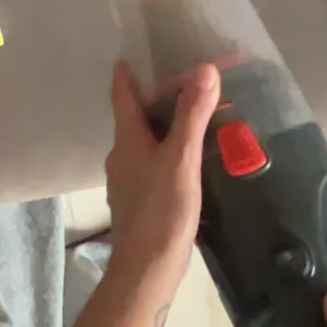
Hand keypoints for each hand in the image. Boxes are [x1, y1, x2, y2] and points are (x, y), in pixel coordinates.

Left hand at [103, 61, 219, 291]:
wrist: (146, 269)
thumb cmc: (161, 210)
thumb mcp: (181, 159)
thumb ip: (192, 116)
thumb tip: (204, 70)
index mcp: (126, 138)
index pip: (122, 95)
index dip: (125, 74)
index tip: (128, 56)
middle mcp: (121, 154)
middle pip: (135, 116)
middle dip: (156, 99)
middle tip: (185, 85)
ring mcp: (128, 178)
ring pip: (145, 140)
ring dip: (164, 125)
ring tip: (193, 119)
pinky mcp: (139, 199)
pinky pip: (152, 161)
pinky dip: (168, 150)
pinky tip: (188, 160)